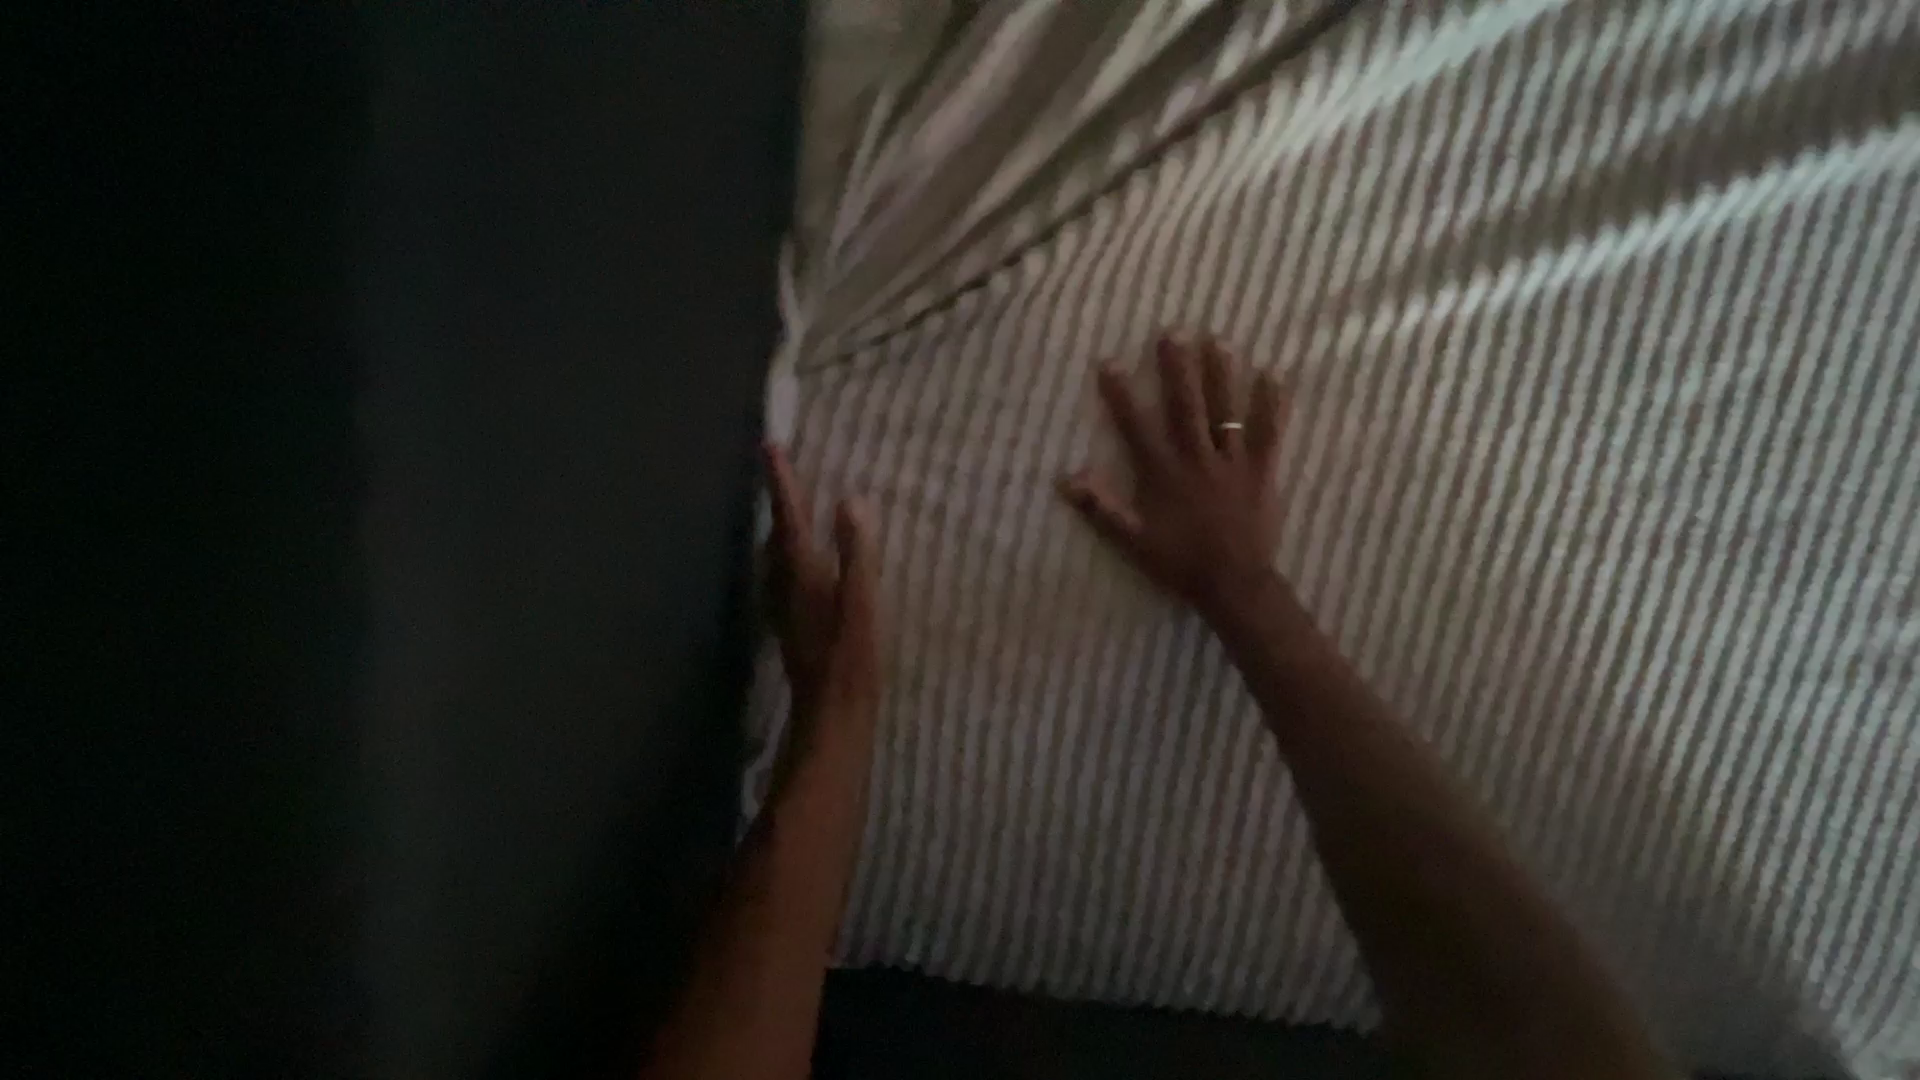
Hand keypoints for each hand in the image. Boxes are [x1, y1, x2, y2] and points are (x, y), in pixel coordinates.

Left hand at [763, 443, 880, 725]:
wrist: (833, 712)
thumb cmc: (851, 658)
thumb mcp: (862, 602)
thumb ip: (858, 553)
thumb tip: (851, 501)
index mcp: (804, 574)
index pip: (791, 518)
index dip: (783, 483)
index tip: (771, 446)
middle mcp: (786, 586)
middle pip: (777, 534)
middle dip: (779, 502)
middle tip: (782, 471)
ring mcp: (786, 607)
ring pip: (777, 557)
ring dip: (782, 529)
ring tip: (791, 510)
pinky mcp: (793, 624)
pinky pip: (785, 576)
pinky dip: (790, 556)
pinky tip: (802, 563)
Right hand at [1059, 333, 1292, 625]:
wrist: (1233, 583)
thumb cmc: (1178, 563)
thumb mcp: (1131, 540)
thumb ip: (1101, 508)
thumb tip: (1066, 480)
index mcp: (1163, 473)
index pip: (1136, 426)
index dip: (1120, 395)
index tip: (1109, 362)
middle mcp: (1196, 458)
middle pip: (1185, 406)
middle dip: (1177, 368)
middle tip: (1173, 332)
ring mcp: (1232, 462)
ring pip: (1226, 410)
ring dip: (1221, 374)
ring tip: (1217, 340)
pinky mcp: (1261, 471)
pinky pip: (1268, 432)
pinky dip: (1271, 404)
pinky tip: (1273, 375)